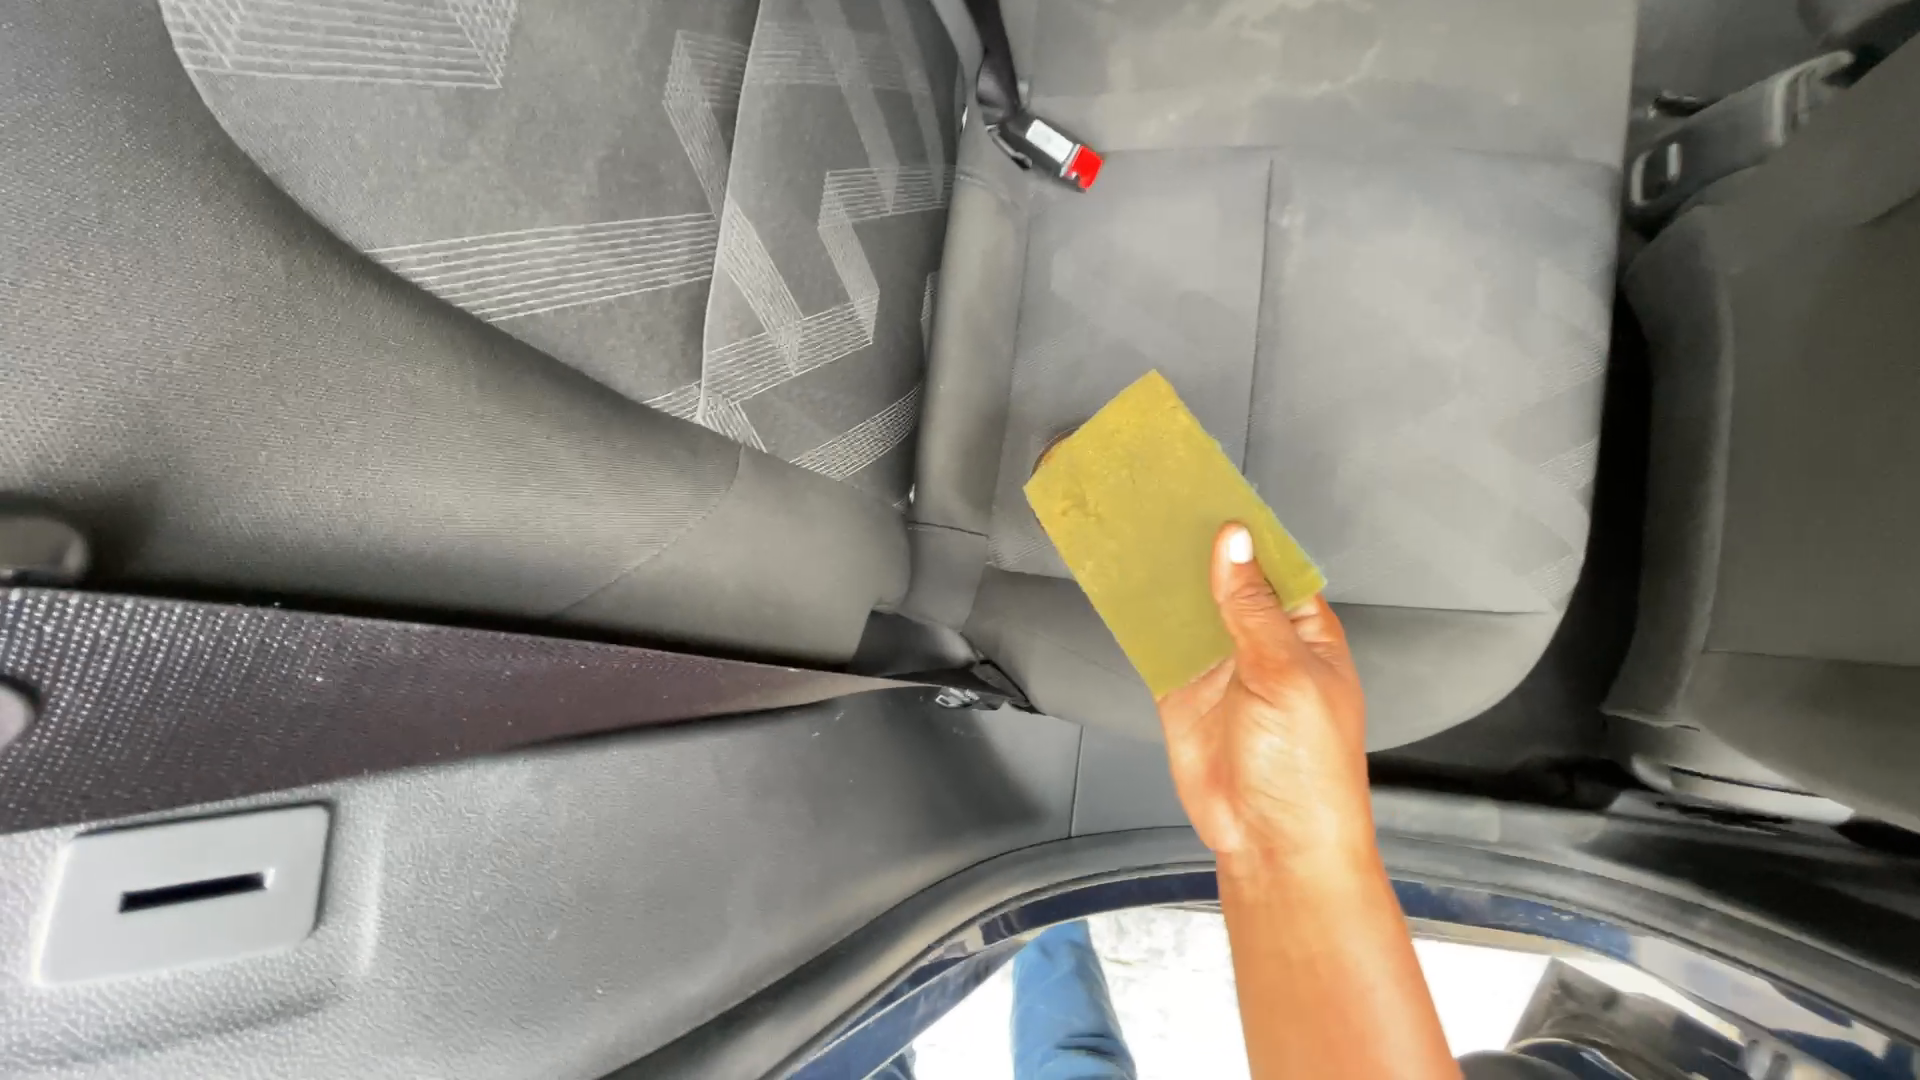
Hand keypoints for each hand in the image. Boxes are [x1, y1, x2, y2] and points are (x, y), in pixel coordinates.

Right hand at [1155, 523, 1370, 864]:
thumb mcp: (1285, 674)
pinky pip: (1155, 642)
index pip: (1273, 565)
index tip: (1209, 494)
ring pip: (1186, 606)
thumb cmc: (1306, 764)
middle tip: (1158, 503)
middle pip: (1223, 580)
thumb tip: (1233, 541)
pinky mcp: (1179, 687)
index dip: (1244, 533)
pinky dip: (1137, 615)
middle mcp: (1258, 640)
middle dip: (1195, 548)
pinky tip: (1118, 584)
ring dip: (1164, 576)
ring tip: (1133, 530)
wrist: (1268, 838)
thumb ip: (1252, 608)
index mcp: (1303, 630)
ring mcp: (1216, 663)